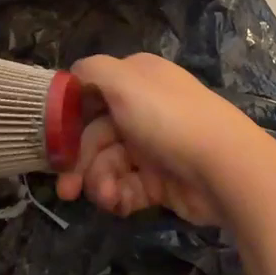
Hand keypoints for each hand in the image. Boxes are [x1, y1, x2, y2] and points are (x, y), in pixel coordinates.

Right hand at [54, 53, 263, 225]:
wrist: (223, 166)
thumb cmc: (167, 117)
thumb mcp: (124, 80)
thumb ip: (92, 71)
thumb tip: (72, 76)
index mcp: (135, 78)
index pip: (92, 93)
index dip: (70, 117)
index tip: (53, 142)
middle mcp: (142, 108)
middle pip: (96, 134)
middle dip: (79, 161)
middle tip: (66, 188)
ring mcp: (152, 145)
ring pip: (108, 164)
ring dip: (99, 182)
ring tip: (106, 197)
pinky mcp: (160, 181)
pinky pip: (127, 187)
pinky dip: (119, 195)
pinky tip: (119, 203)